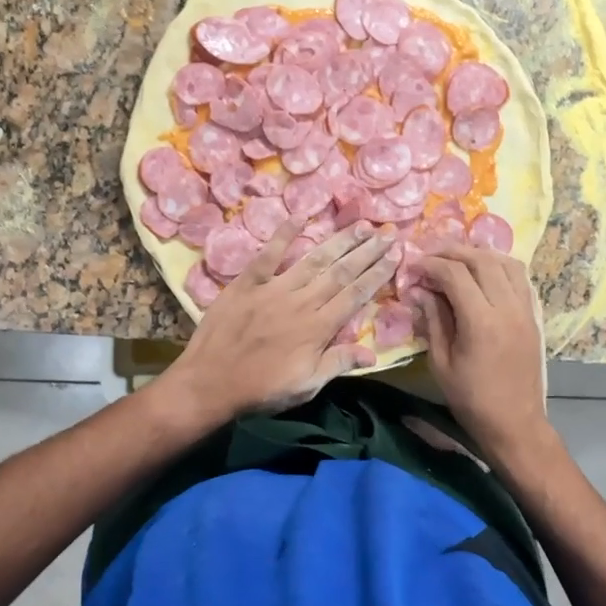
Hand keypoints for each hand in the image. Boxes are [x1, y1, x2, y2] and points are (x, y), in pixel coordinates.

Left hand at [160, 221, 399, 425]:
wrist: (210, 382)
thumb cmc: (261, 389)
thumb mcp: (306, 386)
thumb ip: (338, 364)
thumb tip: (372, 354)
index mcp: (318, 328)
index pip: (356, 294)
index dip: (377, 274)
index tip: (395, 254)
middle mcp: (301, 302)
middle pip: (341, 272)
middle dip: (366, 251)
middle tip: (386, 231)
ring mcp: (274, 289)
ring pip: (314, 259)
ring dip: (339, 241)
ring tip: (360, 224)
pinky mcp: (247, 283)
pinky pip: (269, 254)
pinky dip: (284, 233)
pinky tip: (301, 216)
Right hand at [414, 245, 552, 456]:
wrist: (514, 423)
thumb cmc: (471, 399)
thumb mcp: (441, 363)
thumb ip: (433, 321)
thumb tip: (421, 291)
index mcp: (481, 322)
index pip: (455, 274)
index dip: (430, 265)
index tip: (412, 267)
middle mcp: (507, 308)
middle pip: (482, 260)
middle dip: (452, 252)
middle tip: (430, 255)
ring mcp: (525, 310)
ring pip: (505, 263)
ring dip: (478, 254)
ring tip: (455, 259)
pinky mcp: (532, 315)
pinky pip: (519, 277)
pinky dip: (499, 266)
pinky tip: (481, 272)